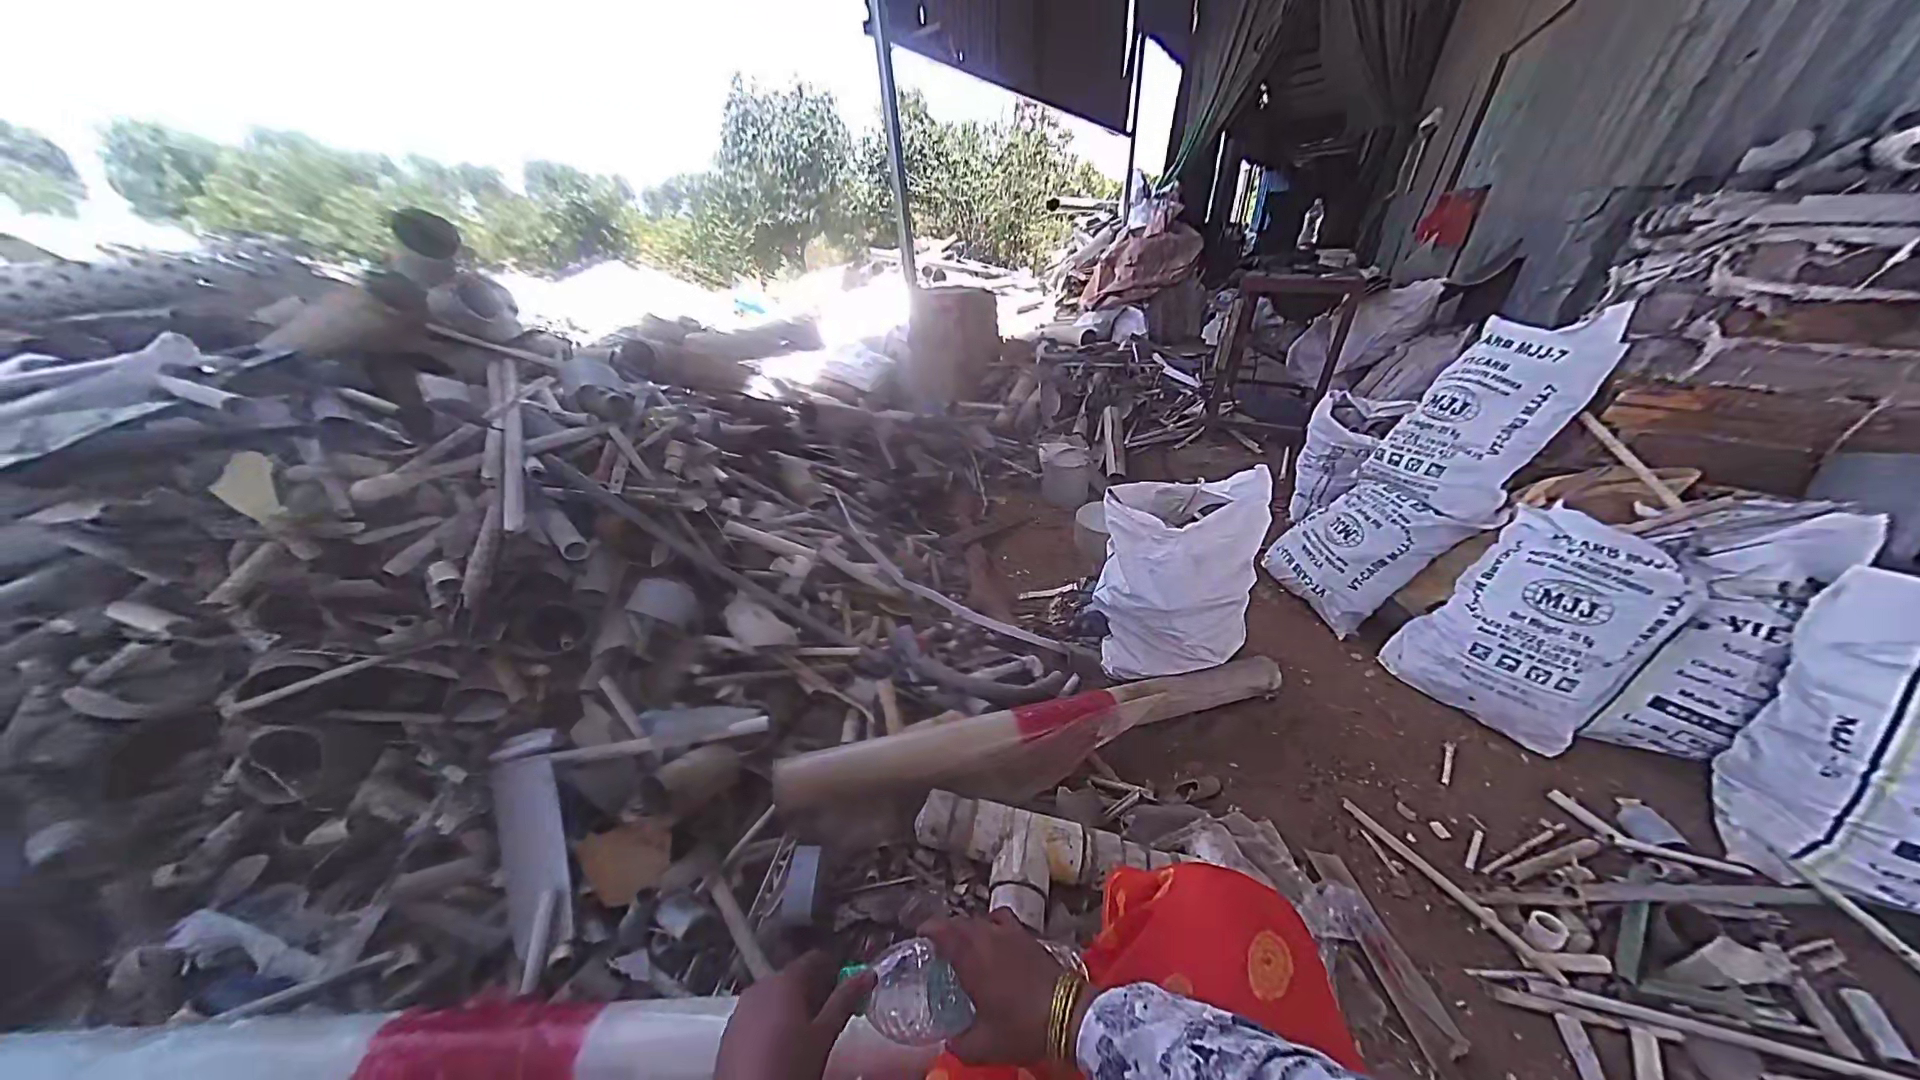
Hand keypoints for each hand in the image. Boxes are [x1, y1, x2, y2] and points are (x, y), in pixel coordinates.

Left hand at [715, 950, 873, 1079]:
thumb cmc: (789, 1068)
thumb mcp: (824, 1035)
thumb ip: (845, 999)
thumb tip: (868, 973)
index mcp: (785, 981)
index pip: (815, 958)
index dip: (834, 969)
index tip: (847, 988)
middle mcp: (760, 986)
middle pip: (795, 977)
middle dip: (815, 990)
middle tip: (831, 1015)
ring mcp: (741, 1009)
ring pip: (775, 996)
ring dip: (793, 1006)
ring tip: (807, 1034)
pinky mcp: (729, 1032)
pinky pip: (758, 1014)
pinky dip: (772, 1021)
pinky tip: (780, 1047)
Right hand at [919, 910, 1080, 1065]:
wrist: (1067, 1014)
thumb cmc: (1021, 1027)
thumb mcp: (984, 1046)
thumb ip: (960, 1043)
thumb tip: (949, 1040)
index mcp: (971, 957)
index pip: (943, 931)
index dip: (929, 929)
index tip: (920, 934)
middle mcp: (987, 936)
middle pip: (960, 922)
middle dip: (946, 930)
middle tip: (939, 945)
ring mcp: (1009, 932)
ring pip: (980, 919)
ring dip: (968, 927)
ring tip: (964, 943)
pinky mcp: (1026, 934)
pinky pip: (1001, 918)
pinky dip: (991, 922)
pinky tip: (994, 936)